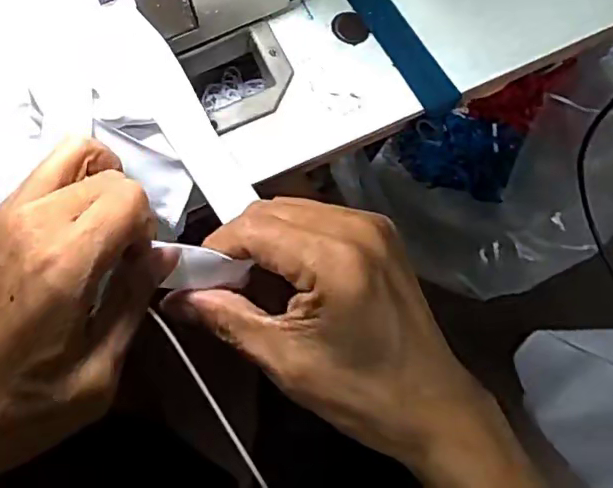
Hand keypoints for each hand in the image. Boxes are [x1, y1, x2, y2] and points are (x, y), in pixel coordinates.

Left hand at [0, 137, 172, 486]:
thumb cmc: (15, 407)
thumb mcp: (93, 378)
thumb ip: (133, 302)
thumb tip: (162, 254)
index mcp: (63, 261)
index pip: (130, 196)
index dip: (144, 229)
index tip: (131, 266)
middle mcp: (36, 220)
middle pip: (110, 173)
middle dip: (128, 208)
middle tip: (116, 254)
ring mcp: (10, 210)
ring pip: (78, 150)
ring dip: (102, 180)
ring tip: (97, 227)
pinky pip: (49, 165)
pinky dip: (74, 178)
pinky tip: (70, 227)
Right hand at [165, 198, 540, 487]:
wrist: (434, 405)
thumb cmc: (361, 393)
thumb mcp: (287, 363)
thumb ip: (229, 320)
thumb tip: (178, 299)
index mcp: (335, 257)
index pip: (255, 226)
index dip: (217, 247)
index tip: (195, 278)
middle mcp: (355, 225)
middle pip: (273, 209)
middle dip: (240, 240)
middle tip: (221, 284)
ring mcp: (371, 222)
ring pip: (295, 207)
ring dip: (266, 236)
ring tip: (253, 281)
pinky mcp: (379, 228)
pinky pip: (320, 216)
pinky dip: (294, 235)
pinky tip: (289, 272)